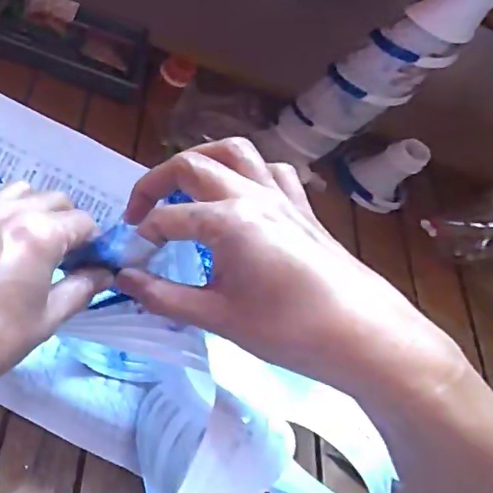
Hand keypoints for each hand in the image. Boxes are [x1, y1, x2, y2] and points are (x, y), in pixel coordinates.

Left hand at [0, 183, 110, 395]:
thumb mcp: (46, 319)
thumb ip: (80, 288)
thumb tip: (102, 273)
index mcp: (40, 232)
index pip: (84, 222)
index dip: (94, 244)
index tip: (92, 266)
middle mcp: (9, 211)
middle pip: (54, 200)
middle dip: (67, 224)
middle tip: (64, 259)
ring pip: (18, 191)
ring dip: (33, 209)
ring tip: (32, 243)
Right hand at [115, 139, 469, 406]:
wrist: (371, 341)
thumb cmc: (290, 331)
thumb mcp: (215, 318)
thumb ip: (160, 295)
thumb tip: (122, 279)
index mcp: (229, 222)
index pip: (165, 219)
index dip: (140, 240)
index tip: (131, 265)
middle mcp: (253, 197)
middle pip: (190, 165)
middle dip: (152, 185)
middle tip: (138, 216)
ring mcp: (283, 198)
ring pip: (233, 152)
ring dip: (198, 162)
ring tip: (179, 189)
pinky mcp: (303, 209)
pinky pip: (269, 170)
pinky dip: (243, 173)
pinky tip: (233, 197)